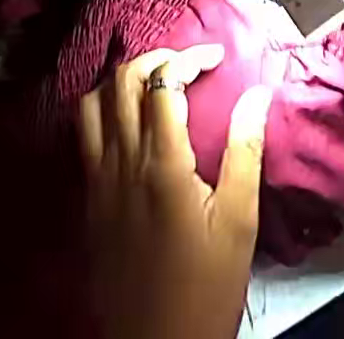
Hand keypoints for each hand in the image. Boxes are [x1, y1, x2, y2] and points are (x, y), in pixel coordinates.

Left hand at [79, 45, 272, 338]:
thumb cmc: (206, 286)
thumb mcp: (238, 219)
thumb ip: (245, 149)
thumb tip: (257, 93)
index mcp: (161, 162)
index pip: (165, 81)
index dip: (191, 57)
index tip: (216, 57)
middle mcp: (121, 161)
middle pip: (123, 80)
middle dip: (156, 57)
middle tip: (187, 63)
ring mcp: (97, 179)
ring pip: (94, 102)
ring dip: (123, 79)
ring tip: (155, 82)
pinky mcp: (88, 198)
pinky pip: (85, 134)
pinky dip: (104, 108)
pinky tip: (129, 121)